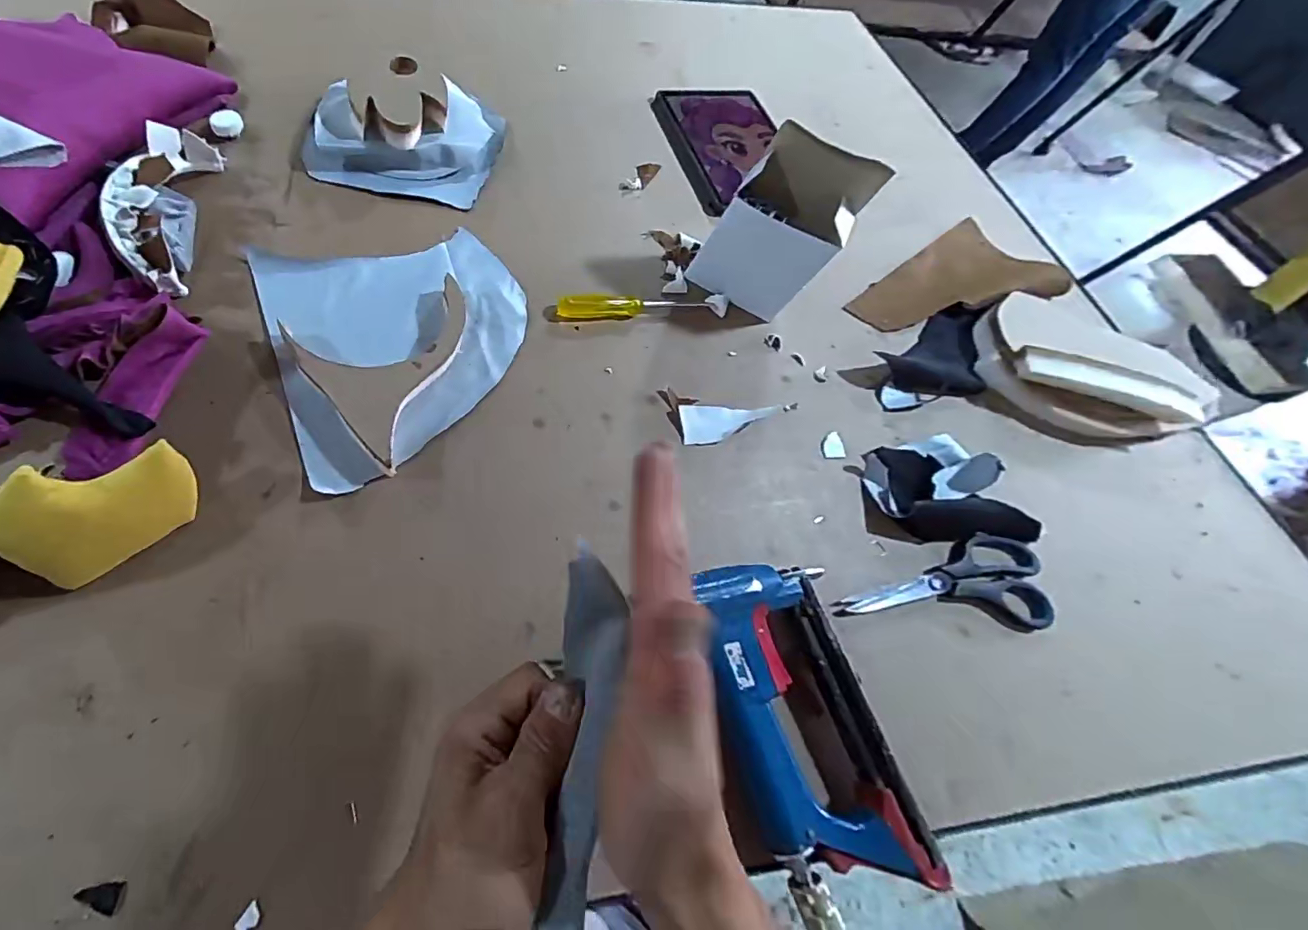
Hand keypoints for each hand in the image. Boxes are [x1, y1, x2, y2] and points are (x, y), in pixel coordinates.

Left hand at [364, 664, 582, 929]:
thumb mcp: (510, 803)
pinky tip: (586, 802)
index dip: (562, 698)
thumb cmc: (475, 870)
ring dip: (576, 762)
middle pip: (545, 710)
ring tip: (596, 783)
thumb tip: (570, 687)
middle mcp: (492, 739)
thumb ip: (541, 744)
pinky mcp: (521, 802)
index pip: (531, 681)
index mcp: (477, 727)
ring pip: (556, 743)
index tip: (592, 731)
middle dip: (574, 731)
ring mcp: (507, 772)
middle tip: (599, 762)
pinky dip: (572, 786)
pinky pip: (556, 774)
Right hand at [601, 444, 769, 928]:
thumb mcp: (665, 735)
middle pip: (665, 556)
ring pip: (659, 577)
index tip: (652, 457)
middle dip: (659, 505)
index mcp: (671, 638)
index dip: (657, 505)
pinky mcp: (644, 674)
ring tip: (648, 494)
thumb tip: (675, 600)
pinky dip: (639, 570)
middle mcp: (673, 635)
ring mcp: (661, 654)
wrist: (671, 850)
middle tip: (652, 462)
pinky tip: (633, 568)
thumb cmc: (662, 796)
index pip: (663, 558)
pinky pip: (641, 604)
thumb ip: (671, 671)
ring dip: (654, 530)